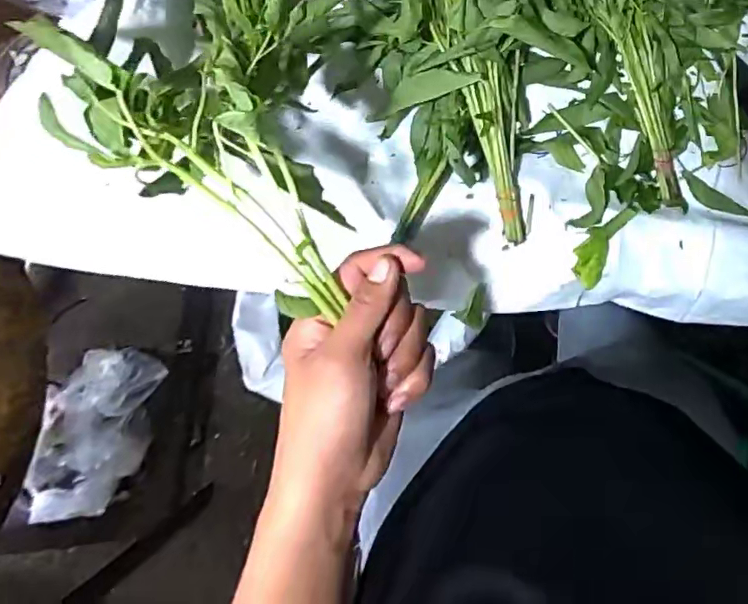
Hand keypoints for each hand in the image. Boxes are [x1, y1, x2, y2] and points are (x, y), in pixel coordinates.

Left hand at [267, 246, 433, 519]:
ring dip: (405, 359)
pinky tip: (395, 401)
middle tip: (376, 360)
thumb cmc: (323, 417)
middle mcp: (351, 326)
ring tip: (383, 388)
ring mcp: (375, 351)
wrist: (335, 486)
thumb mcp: (341, 356)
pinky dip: (414, 378)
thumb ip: (367, 306)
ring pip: (415, 326)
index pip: (359, 269)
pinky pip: (424, 355)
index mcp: (324, 316)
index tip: (420, 264)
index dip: (389, 261)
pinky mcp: (397, 372)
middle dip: (396, 331)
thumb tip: (388, 261)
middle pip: (397, 296)